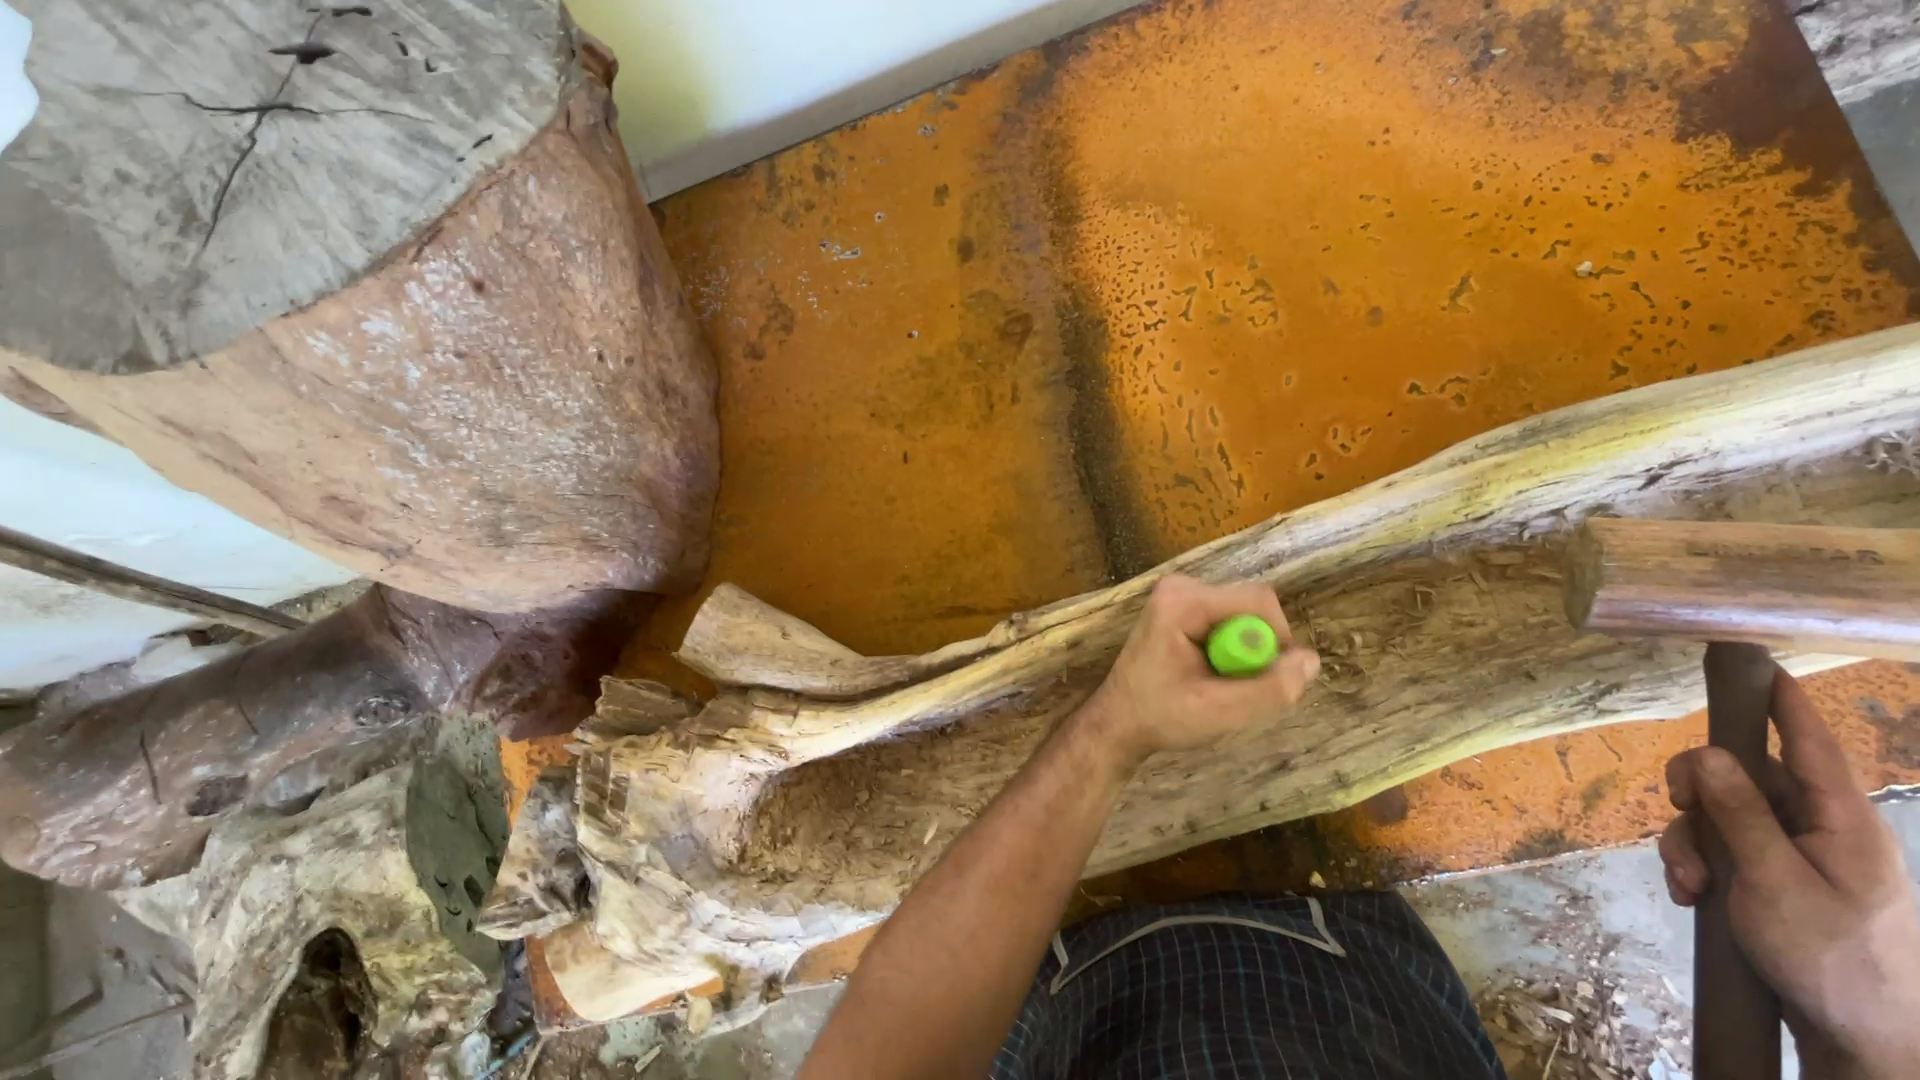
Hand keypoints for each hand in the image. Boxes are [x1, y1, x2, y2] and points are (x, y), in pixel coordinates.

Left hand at [1077, 574, 1320, 771]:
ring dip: (1244, 653)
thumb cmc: (1161, 717)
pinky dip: (1231, 650)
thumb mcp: (1221, 712)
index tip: (1266, 678)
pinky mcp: (1184, 606)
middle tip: (1235, 687)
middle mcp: (1181, 586)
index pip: (1258, 601)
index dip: (1276, 640)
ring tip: (1217, 683)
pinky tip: (1208, 674)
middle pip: (1252, 607)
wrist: (1119, 722)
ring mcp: (1181, 594)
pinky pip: (1231, 621)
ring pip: (1244, 616)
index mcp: (1182, 601)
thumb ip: (1270, 688)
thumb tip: (1311, 660)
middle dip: (1257, 649)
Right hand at [1658, 669, 1919, 1078]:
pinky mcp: (1770, 881)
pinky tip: (1692, 895)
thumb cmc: (1832, 957)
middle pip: (1742, 776)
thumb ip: (1741, 815)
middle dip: (1698, 792)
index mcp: (1841, 821)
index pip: (1811, 744)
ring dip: (1689, 841)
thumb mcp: (1776, 883)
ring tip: (1688, 883)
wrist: (1861, 1040)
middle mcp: (1817, 829)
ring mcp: (1793, 856)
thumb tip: (1708, 752)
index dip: (1784, 703)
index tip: (1758, 663)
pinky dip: (1696, 866)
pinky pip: (1718, 850)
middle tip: (1679, 809)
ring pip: (1719, 815)